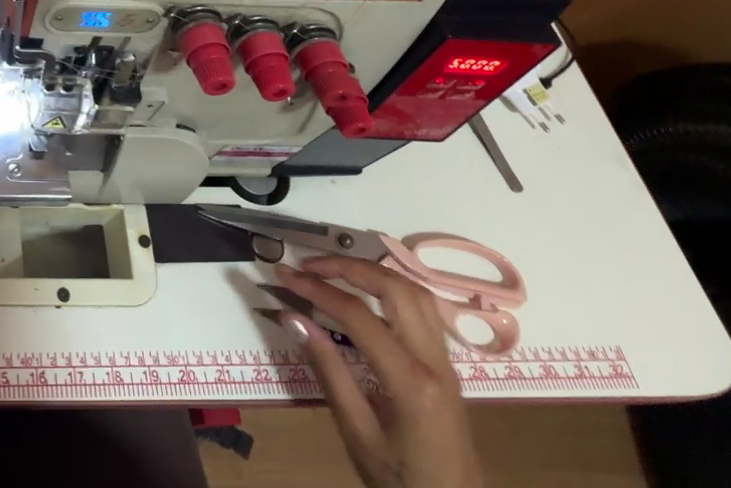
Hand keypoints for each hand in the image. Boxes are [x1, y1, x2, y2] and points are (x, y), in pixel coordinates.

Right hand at [275, 257, 484, 487]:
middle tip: (307, 265)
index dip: (317, 289)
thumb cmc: (401, 479)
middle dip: (347, 266)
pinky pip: (423, 308)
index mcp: (410, 380)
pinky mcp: (447, 364)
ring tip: (332, 269)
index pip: (359, 315)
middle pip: (395, 288)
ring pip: (415, 292)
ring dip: (371, 271)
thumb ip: (328, 371)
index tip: (283, 276)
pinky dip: (390, 287)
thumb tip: (294, 318)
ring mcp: (446, 360)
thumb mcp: (357, 432)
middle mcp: (434, 360)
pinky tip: (367, 291)